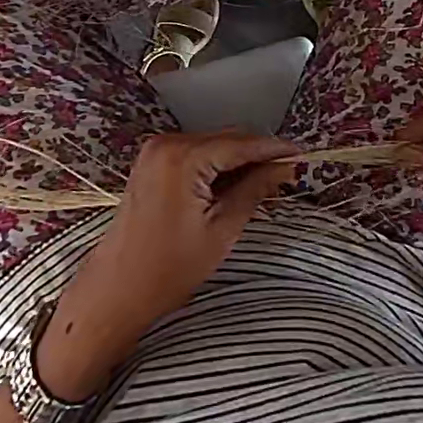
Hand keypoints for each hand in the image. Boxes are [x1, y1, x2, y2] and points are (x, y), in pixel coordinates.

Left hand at [38, 131, 293, 398]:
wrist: (119, 284)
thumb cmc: (171, 266)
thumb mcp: (222, 230)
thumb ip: (254, 190)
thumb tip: (284, 168)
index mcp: (183, 157)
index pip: (239, 144)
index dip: (273, 149)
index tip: (303, 154)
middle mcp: (166, 142)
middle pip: (224, 138)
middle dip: (257, 152)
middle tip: (290, 170)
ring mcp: (155, 149)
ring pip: (210, 144)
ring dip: (238, 158)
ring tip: (268, 179)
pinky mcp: (151, 159)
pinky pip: (193, 152)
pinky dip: (216, 163)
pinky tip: (236, 181)